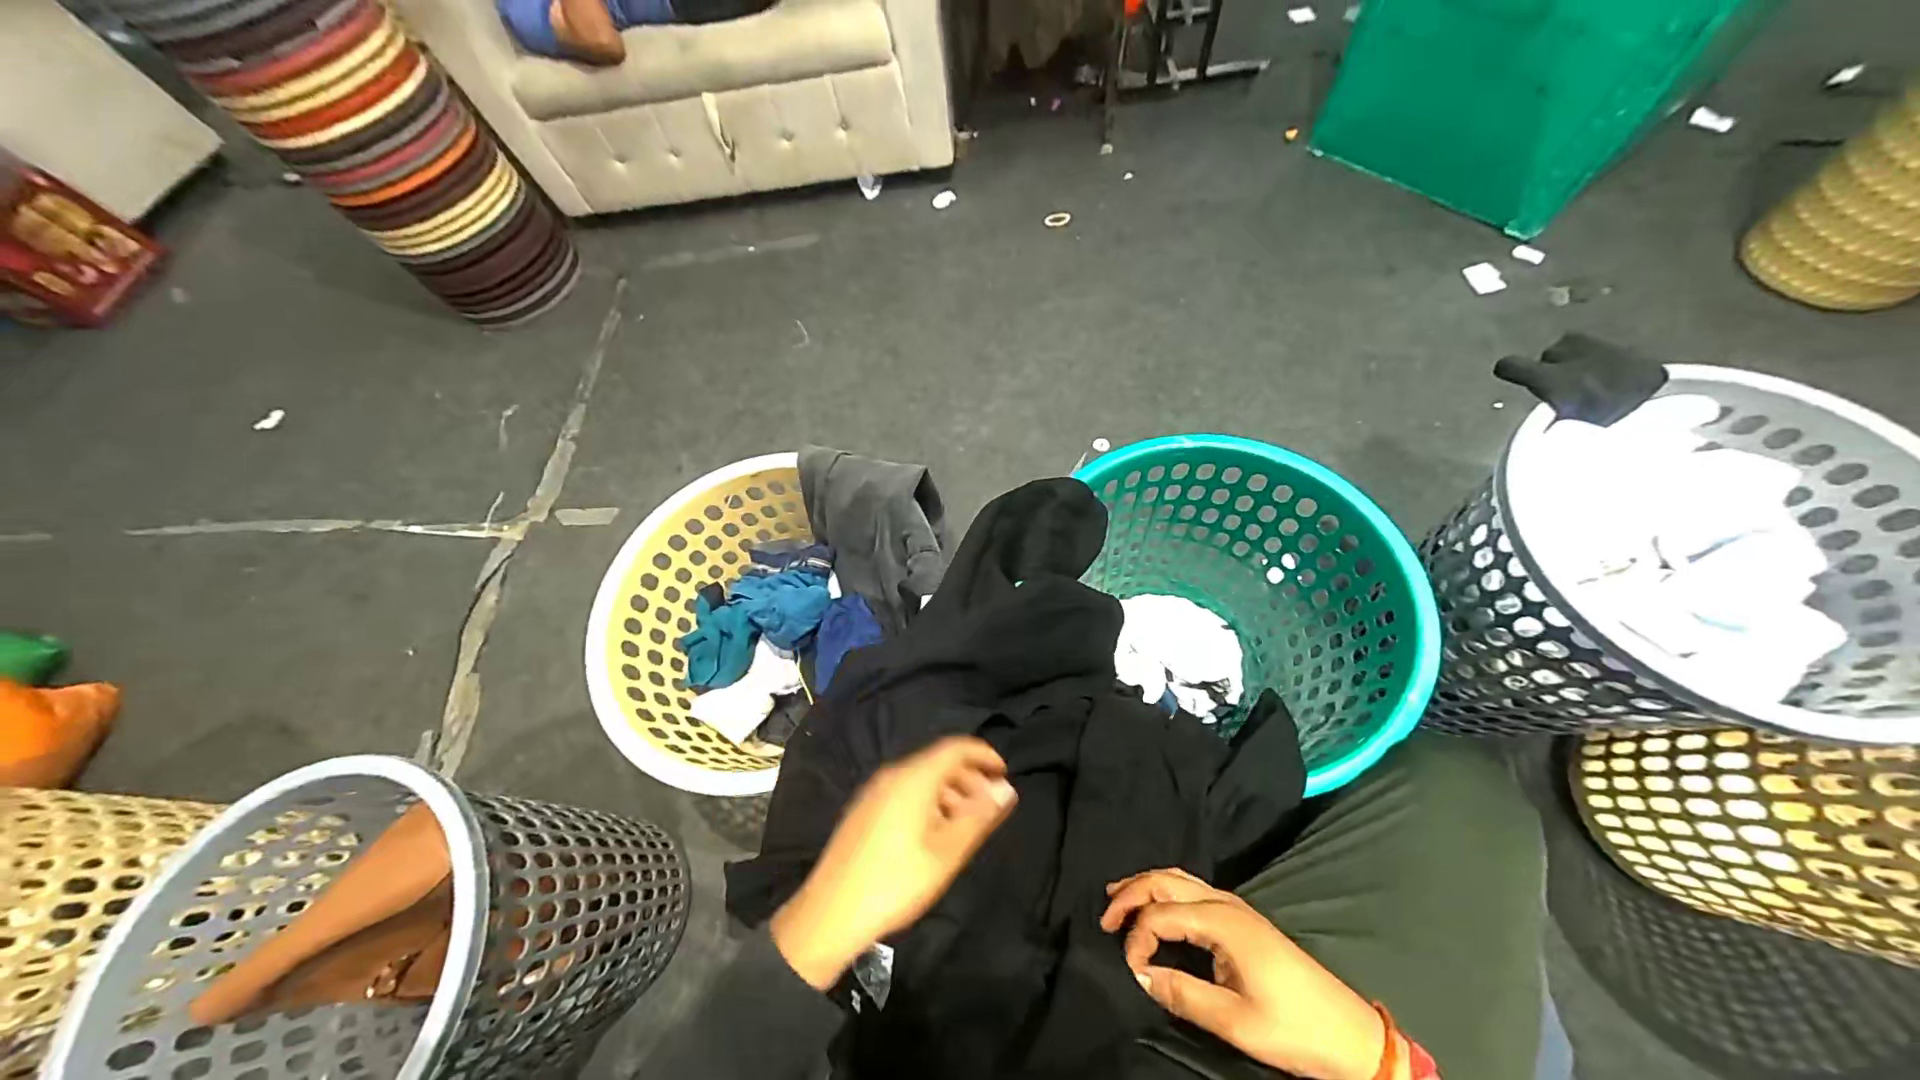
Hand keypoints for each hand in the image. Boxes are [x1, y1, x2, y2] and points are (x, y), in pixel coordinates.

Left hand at [770, 736, 1016, 988]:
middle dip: (969, 777)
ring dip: (950, 792)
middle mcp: (892, 776)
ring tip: (966, 824)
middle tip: (990, 804)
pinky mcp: (863, 811)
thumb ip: (979, 816)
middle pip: (938, 762)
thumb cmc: (896, 882)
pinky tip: (934, 834)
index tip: (1005, 772)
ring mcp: (873, 792)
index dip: (983, 754)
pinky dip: (928, 801)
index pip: (955, 748)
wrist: (830, 914)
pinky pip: (904, 792)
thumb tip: (1006, 789)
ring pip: (921, 778)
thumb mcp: (947, 852)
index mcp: (913, 778)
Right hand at [1102, 868, 1387, 1079]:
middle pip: (1164, 880)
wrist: (1350, 1033)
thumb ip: (1182, 993)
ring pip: (1177, 878)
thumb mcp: (1235, 1022)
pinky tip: (1155, 906)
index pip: (1160, 914)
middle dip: (1129, 892)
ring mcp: (1235, 906)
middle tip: (1103, 917)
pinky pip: (1190, 888)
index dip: (1135, 936)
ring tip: (1117, 900)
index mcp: (1222, 922)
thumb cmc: (1293, 1028)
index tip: (1128, 967)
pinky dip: (1163, 890)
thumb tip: (1139, 972)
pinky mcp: (1241, 916)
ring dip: (1145, 885)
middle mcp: (1225, 903)